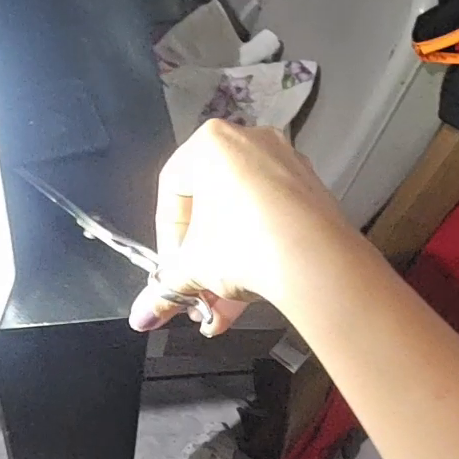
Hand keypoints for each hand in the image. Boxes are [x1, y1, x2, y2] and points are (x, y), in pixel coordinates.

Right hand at [130, 120, 351, 336]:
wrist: (316, 260)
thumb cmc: (245, 245)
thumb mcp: (193, 268)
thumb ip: (164, 288)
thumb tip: (141, 316)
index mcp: (211, 143)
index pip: (172, 193)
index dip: (168, 241)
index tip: (173, 270)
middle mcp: (251, 142)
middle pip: (211, 209)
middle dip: (202, 261)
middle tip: (198, 292)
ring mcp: (287, 166)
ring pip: (243, 220)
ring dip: (229, 266)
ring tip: (223, 308)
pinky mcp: (312, 193)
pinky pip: (273, 223)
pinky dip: (259, 255)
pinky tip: (252, 293)